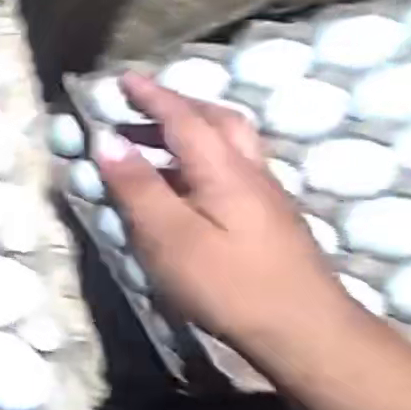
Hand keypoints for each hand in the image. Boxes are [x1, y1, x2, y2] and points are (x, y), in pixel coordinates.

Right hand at [94, 72, 365, 357]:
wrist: (303, 330)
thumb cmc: (227, 283)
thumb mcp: (168, 236)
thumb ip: (137, 187)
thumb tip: (106, 142)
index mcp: (224, 172)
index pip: (184, 120)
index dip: (153, 97)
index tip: (123, 79)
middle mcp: (249, 173)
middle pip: (218, 121)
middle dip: (177, 104)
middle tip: (139, 104)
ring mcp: (262, 196)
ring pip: (229, 142)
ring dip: (190, 127)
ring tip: (151, 139)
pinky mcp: (266, 218)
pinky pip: (230, 165)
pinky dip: (199, 154)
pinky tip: (182, 179)